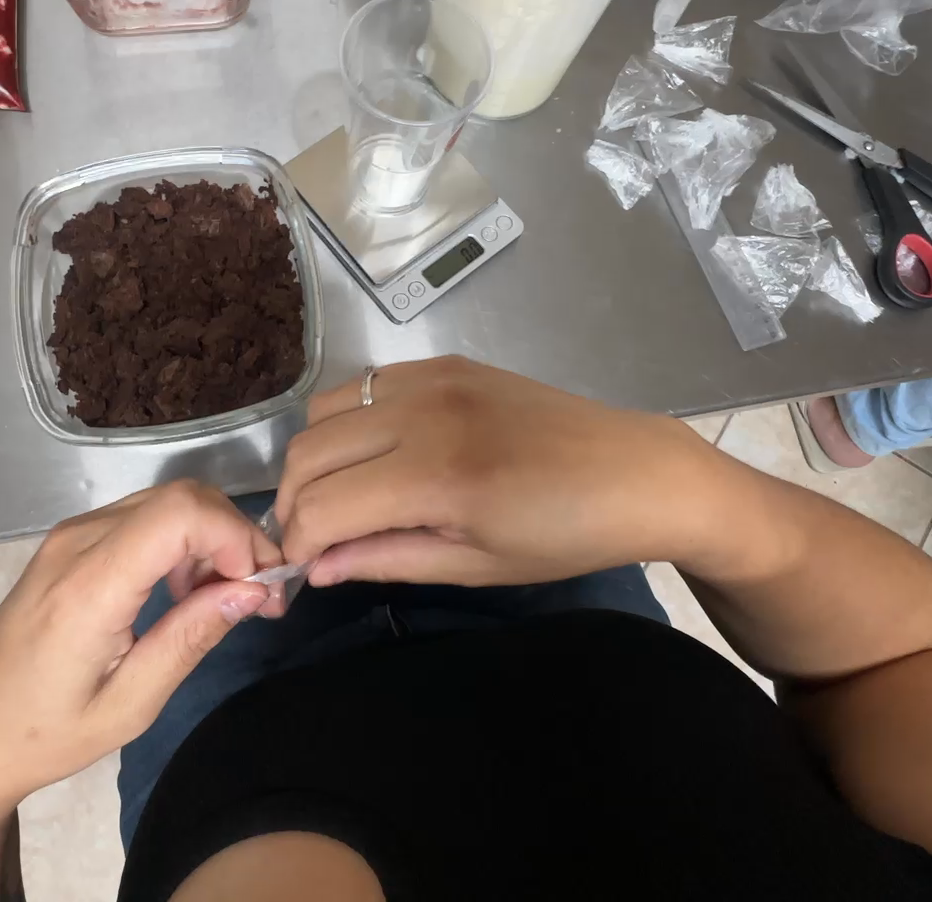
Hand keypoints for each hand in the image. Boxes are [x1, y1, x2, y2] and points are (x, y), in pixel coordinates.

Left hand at [0, 482, 274, 834]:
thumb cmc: (46, 734)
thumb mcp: (131, 704)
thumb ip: (192, 637)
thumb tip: (254, 590)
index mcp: (90, 586)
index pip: (181, 514)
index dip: (235, 536)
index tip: (260, 587)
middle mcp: (78, 541)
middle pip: (182, 497)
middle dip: (234, 536)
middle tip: (258, 595)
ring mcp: (71, 534)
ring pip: (167, 501)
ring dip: (210, 538)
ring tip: (222, 597)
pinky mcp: (71, 539)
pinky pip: (143, 516)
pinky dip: (181, 540)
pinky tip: (181, 588)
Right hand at [274, 356, 733, 587]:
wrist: (637, 474)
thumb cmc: (565, 536)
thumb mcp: (475, 565)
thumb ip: (385, 560)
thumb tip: (315, 567)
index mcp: (436, 476)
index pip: (320, 508)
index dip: (296, 545)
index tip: (301, 570)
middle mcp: (421, 412)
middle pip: (307, 453)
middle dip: (294, 503)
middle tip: (314, 538)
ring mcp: (430, 377)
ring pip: (322, 411)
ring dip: (315, 458)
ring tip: (340, 493)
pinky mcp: (442, 362)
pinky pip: (362, 385)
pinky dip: (347, 422)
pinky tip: (376, 452)